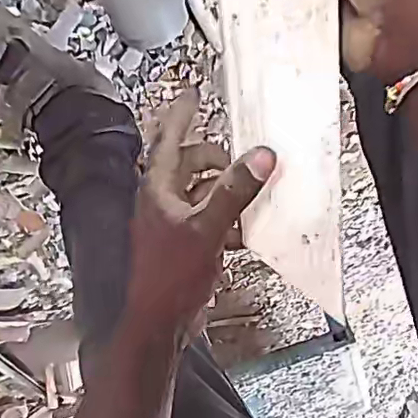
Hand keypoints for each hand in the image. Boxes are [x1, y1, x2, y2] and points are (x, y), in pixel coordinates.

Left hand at [117, 91, 275, 346]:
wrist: (158, 322)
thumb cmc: (168, 278)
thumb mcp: (206, 228)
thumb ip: (234, 192)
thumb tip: (260, 157)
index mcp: (157, 191)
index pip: (168, 140)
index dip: (179, 115)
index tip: (190, 94)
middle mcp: (161, 204)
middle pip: (188, 165)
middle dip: (213, 157)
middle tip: (238, 155)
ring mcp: (172, 226)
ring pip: (200, 194)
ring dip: (224, 189)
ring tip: (250, 188)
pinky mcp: (184, 247)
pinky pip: (208, 221)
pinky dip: (226, 219)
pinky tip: (244, 228)